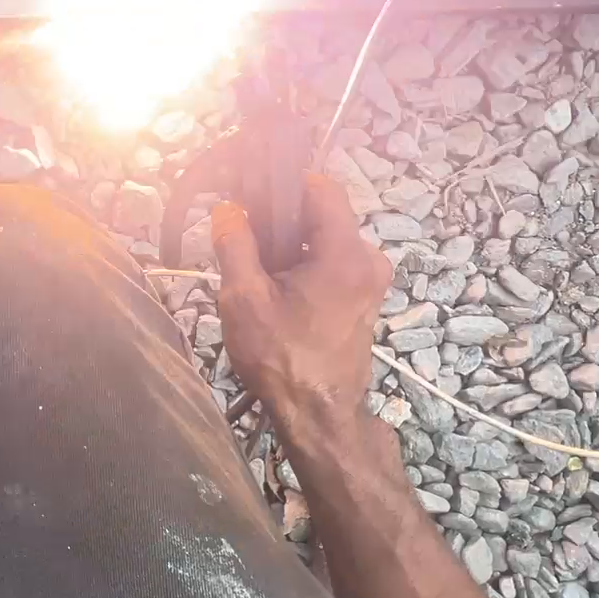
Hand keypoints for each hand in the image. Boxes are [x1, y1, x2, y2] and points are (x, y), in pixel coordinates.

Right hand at [211, 174, 391, 451]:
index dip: (283, 183)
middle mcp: (369, 260)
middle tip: (240, 240)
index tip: (248, 192)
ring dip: (287, 248)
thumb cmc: (280, 356)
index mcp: (347, 253)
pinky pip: (328, 263)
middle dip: (279, 221)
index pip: (321, 188)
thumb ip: (236, 245)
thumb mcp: (244, 298)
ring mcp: (369, 281)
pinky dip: (300, 266)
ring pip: (321, 241)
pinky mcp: (361, 299)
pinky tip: (272, 291)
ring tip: (252, 273)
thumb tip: (229, 208)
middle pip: (320, 216)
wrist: (317, 414)